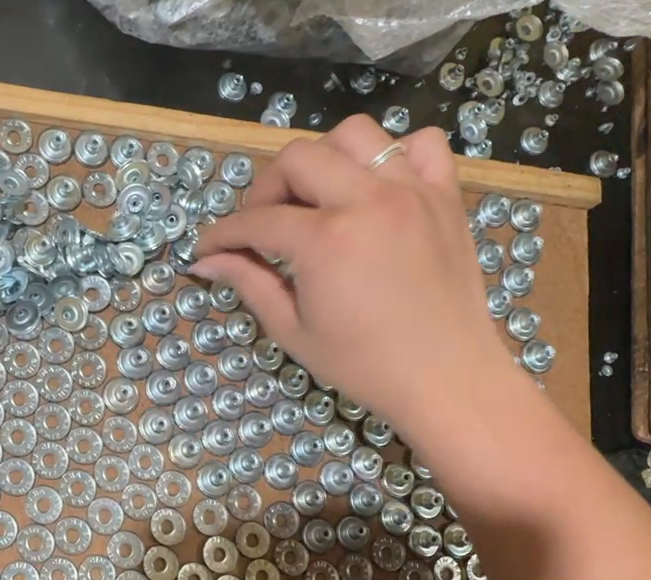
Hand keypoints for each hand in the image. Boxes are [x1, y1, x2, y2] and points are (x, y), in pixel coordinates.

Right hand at [191, 115, 520, 433]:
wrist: (444, 373)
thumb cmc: (361, 363)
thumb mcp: (292, 329)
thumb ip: (249, 284)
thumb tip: (207, 262)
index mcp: (325, 241)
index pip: (256, 220)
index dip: (221, 234)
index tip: (206, 249)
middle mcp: (367, 200)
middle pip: (298, 157)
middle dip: (266, 188)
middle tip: (259, 225)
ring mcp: (411, 190)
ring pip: (354, 135)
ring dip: (322, 159)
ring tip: (314, 199)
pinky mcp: (444, 194)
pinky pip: (419, 144)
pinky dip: (391, 155)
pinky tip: (373, 189)